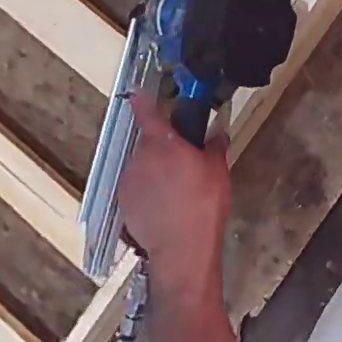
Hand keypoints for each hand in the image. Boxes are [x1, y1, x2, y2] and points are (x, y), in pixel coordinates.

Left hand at [120, 93, 231, 277]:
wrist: (182, 248)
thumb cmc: (204, 204)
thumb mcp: (218, 171)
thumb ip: (215, 146)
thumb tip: (217, 132)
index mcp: (162, 143)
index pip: (146, 111)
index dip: (143, 100)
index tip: (140, 93)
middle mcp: (139, 157)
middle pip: (148, 143)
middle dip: (163, 148)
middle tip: (184, 162)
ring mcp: (128, 181)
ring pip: (142, 167)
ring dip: (155, 171)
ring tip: (177, 190)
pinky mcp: (124, 203)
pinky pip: (136, 188)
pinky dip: (148, 192)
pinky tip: (165, 206)